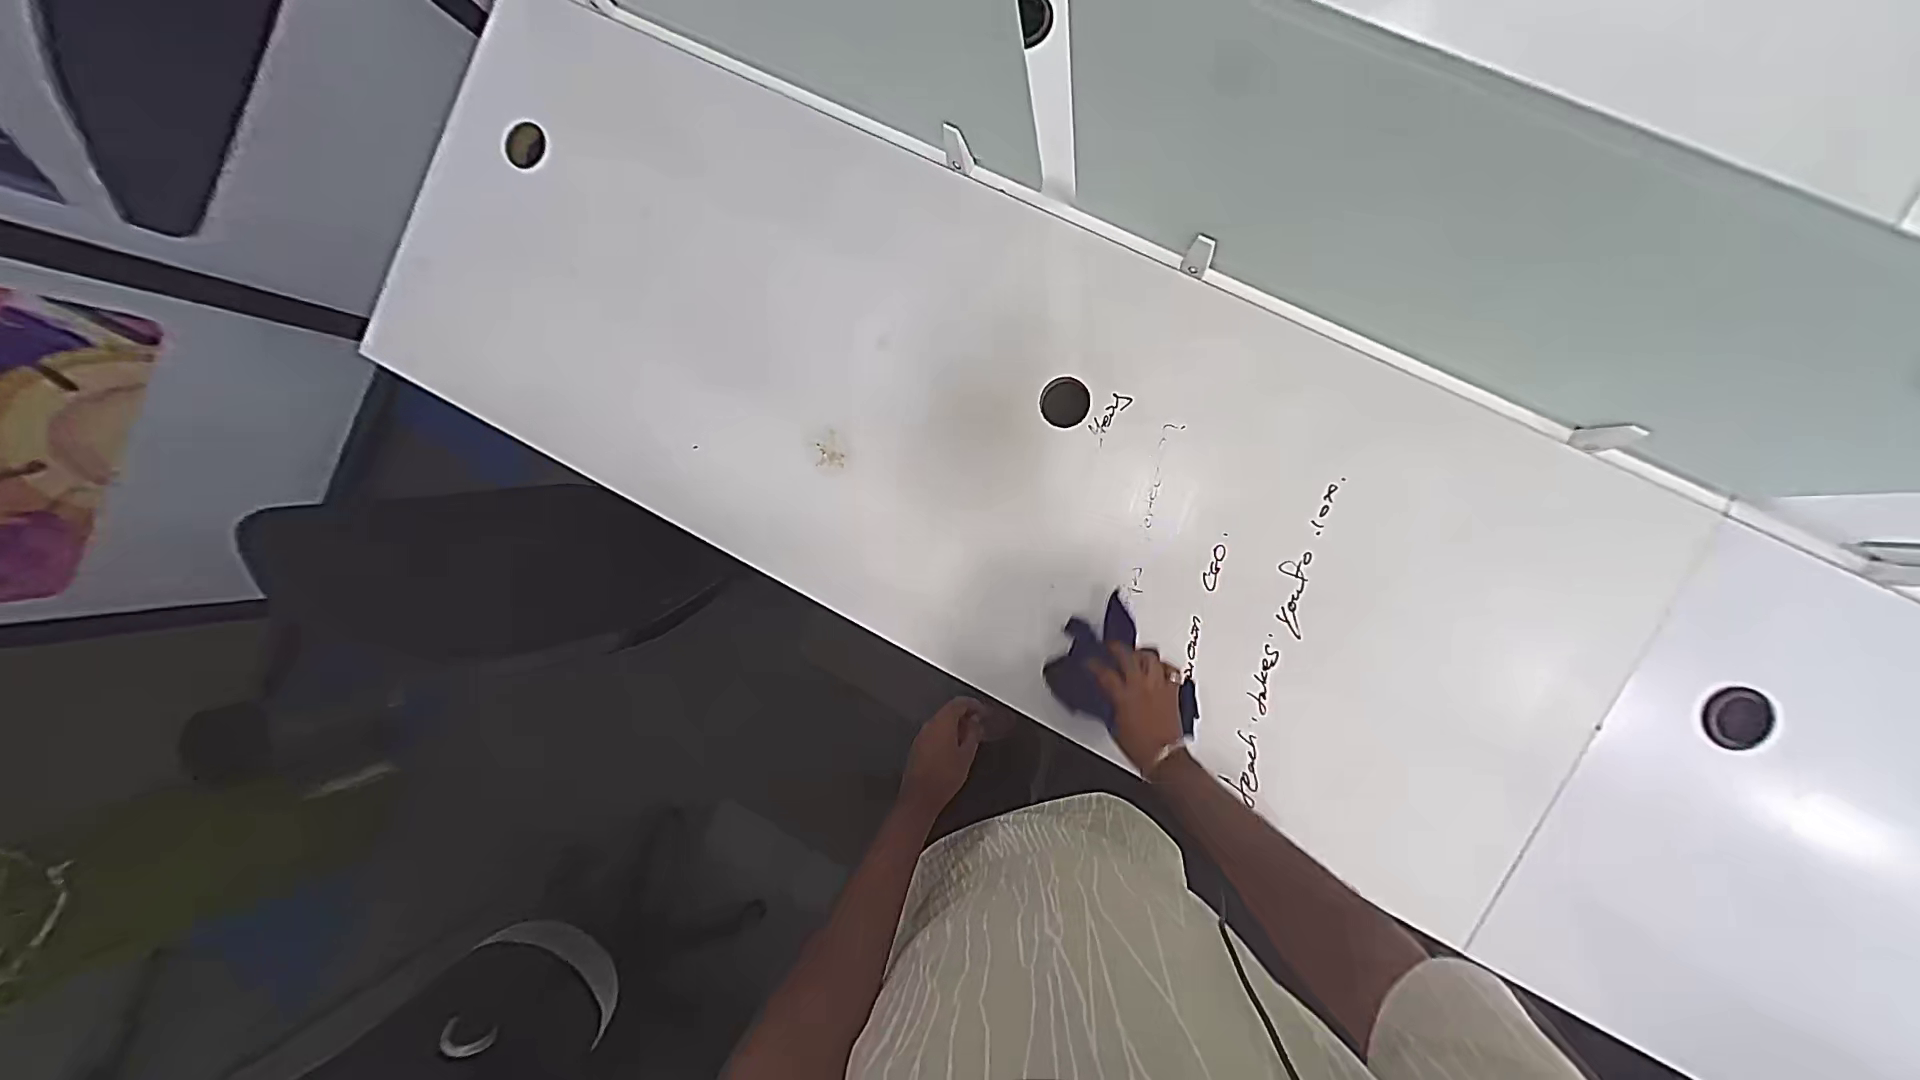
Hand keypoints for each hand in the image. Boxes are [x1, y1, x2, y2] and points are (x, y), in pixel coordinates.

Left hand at [897, 697, 983, 818]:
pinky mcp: (917, 746)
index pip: (958, 703)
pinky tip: (954, 746)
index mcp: (942, 723)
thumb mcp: (966, 755)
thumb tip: (975, 723)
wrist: (920, 797)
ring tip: (968, 736)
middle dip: (964, 714)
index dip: (973, 704)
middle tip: (978, 723)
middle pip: (948, 711)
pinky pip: (934, 732)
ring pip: (940, 722)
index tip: (983, 711)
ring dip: (955, 725)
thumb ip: (973, 734)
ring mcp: (921, 735)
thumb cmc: (945, 776)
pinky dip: (945, 733)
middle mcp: (929, 725)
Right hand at [1092, 643, 1185, 777]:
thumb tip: (1110, 695)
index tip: (1089, 661)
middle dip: (1116, 647)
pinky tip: (1159, 667)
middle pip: (1127, 656)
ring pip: (1150, 658)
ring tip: (1135, 653)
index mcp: (1123, 696)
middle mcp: (1141, 687)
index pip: (1104, 672)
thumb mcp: (1115, 723)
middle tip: (1110, 646)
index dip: (1093, 664)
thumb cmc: (1140, 746)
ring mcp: (1158, 687)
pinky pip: (1170, 671)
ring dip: (1140, 653)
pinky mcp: (1172, 691)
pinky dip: (1164, 666)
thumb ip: (1112, 703)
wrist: (1164, 756)